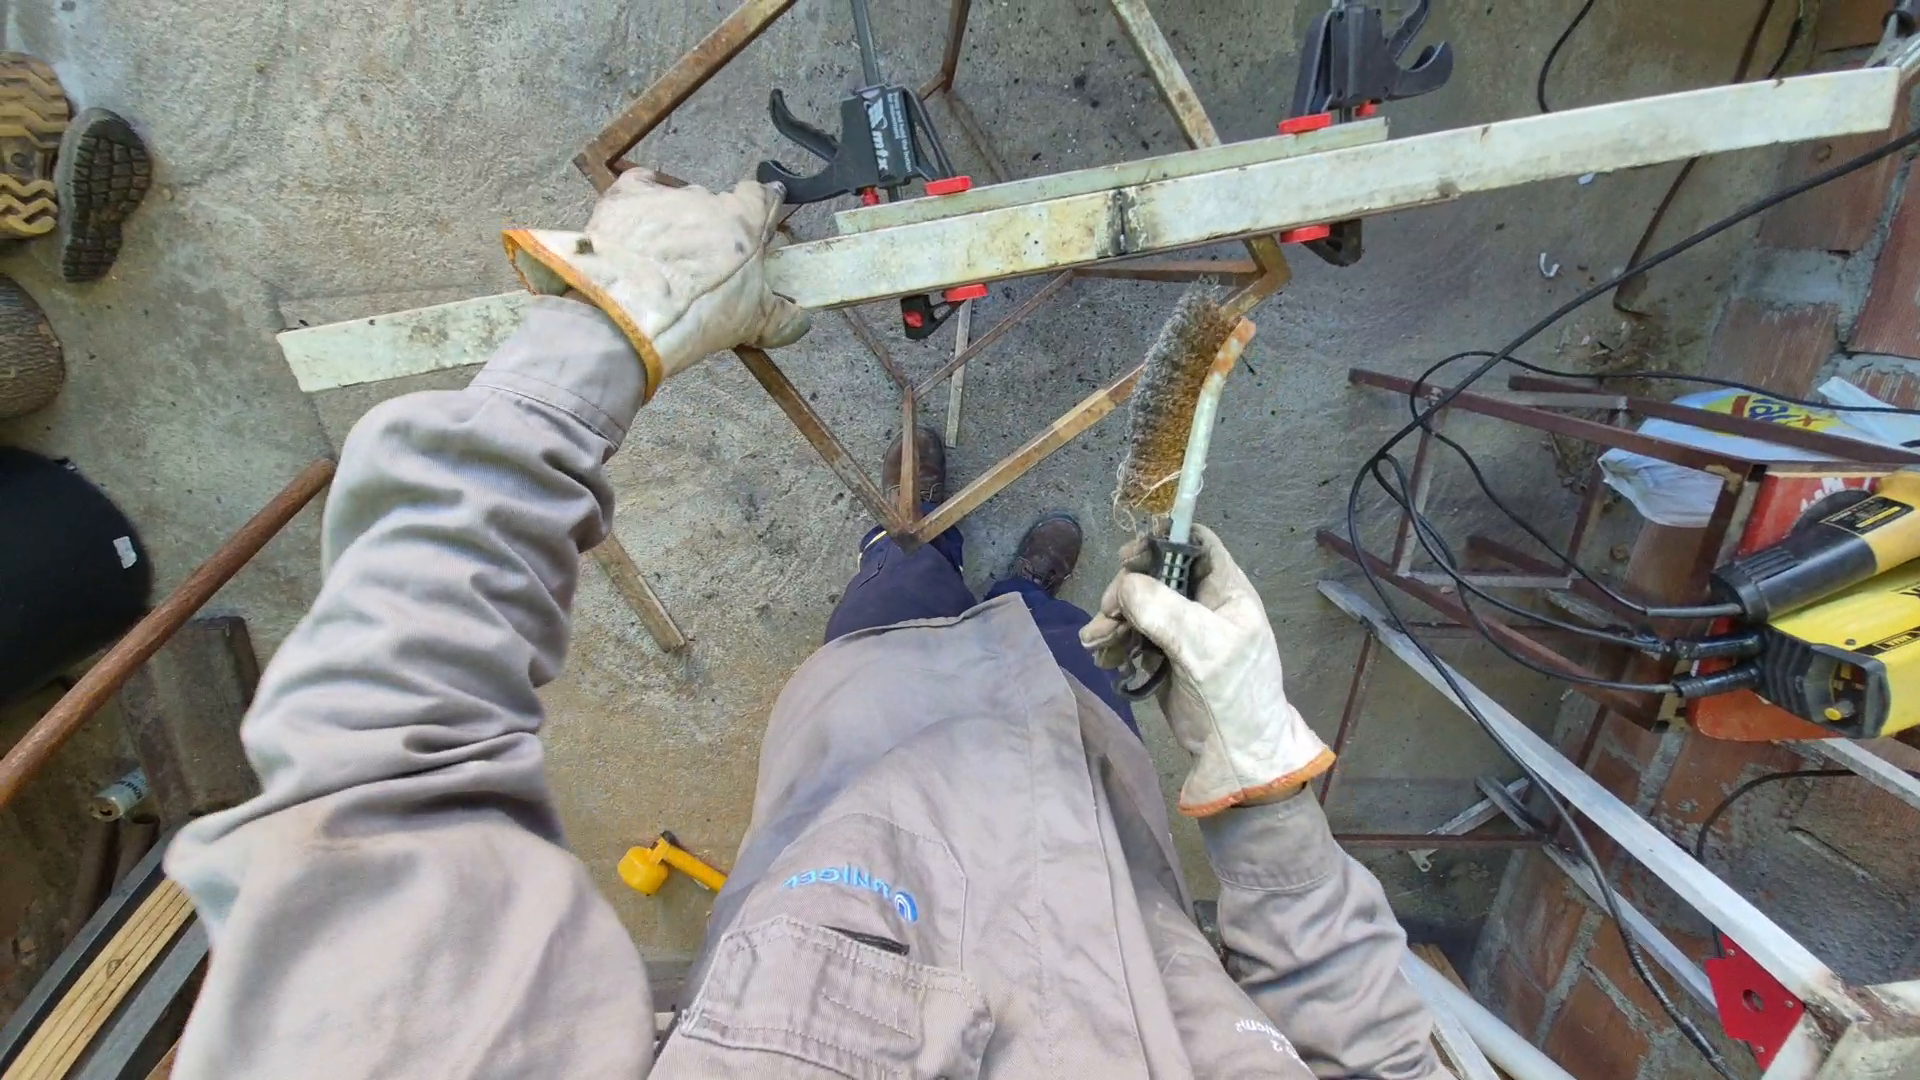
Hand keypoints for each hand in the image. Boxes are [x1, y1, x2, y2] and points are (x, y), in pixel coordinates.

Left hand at [503, 170, 810, 402]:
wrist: (634, 313)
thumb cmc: (700, 313)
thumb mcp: (755, 323)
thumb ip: (783, 317)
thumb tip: (800, 318)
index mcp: (743, 224)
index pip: (762, 198)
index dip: (763, 206)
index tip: (762, 216)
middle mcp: (706, 201)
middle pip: (718, 205)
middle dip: (717, 227)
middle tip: (710, 260)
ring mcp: (665, 196)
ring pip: (680, 199)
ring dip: (679, 221)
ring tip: (668, 256)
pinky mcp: (626, 198)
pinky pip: (641, 185)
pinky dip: (644, 198)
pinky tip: (643, 221)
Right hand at [1081, 525, 1332, 815]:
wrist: (1234, 755)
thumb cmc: (1234, 695)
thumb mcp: (1206, 649)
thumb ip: (1165, 611)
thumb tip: (1124, 586)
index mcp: (1224, 589)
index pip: (1194, 543)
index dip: (1162, 539)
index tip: (1131, 555)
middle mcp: (1201, 601)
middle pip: (1154, 572)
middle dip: (1126, 589)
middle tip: (1108, 613)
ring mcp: (1180, 627)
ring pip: (1137, 603)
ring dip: (1113, 618)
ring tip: (1097, 642)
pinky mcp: (1161, 652)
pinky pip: (1130, 633)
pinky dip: (1113, 641)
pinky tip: (1103, 656)